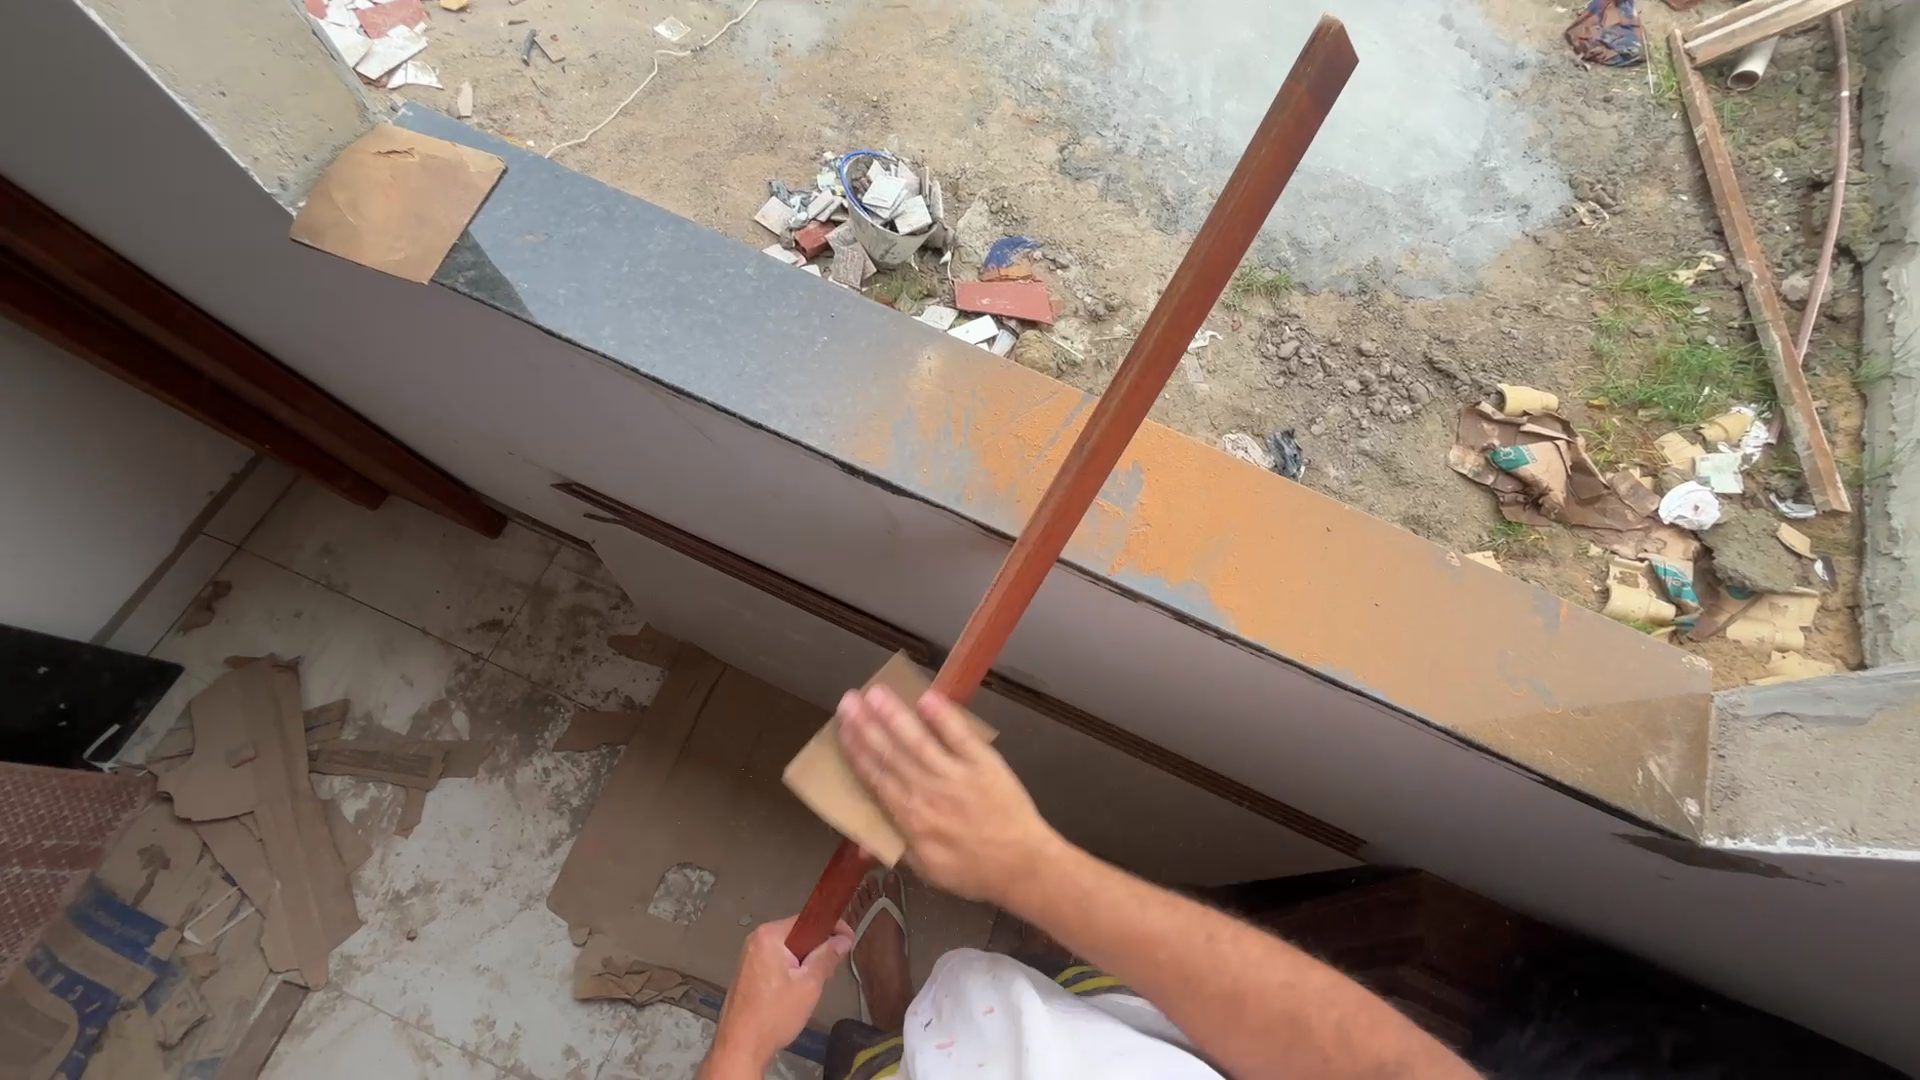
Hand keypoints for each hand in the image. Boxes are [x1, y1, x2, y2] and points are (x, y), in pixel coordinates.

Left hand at [709, 916, 851, 1069]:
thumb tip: (843, 939)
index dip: (831, 928)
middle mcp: (756, 940)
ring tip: (815, 982)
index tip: (848, 939)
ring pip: (786, 951)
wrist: (739, 1050)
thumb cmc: (775, 1013)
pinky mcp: (745, 975)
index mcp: (770, 935)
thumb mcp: (809, 984)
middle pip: (796, 935)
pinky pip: (774, 963)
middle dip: (816, 949)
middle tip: (832, 968)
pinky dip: (789, 972)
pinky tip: (795, 992)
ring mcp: (748, 958)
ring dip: (803, 963)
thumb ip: (827, 957)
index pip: (807, 920)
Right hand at [836, 685, 1063, 905]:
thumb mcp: (927, 870)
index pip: (876, 777)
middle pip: (890, 754)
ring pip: (918, 741)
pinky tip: (927, 698)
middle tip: (848, 700)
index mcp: (911, 818)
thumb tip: (859, 843)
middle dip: (866, 725)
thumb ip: (894, 848)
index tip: (842, 727)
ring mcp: (956, 775)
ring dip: (895, 716)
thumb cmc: (973, 870)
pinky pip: (960, 736)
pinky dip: (944, 717)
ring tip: (876, 693)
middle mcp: (928, 791)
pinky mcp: (983, 763)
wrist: (1022, 866)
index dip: (856, 750)